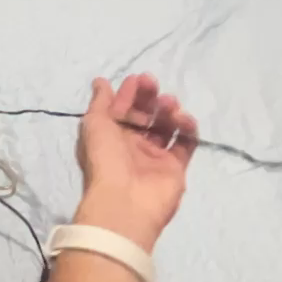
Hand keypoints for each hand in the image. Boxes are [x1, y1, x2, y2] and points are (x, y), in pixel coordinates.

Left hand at [72, 74, 198, 253]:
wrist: (125, 202)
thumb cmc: (104, 159)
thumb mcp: (93, 124)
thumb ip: (100, 102)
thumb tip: (101, 81)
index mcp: (110, 136)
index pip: (122, 109)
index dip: (129, 93)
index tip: (138, 79)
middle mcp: (132, 145)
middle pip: (145, 115)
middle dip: (149, 97)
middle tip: (153, 85)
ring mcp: (155, 157)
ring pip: (166, 126)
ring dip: (168, 110)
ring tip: (169, 105)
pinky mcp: (175, 168)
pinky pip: (186, 143)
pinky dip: (187, 129)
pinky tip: (184, 119)